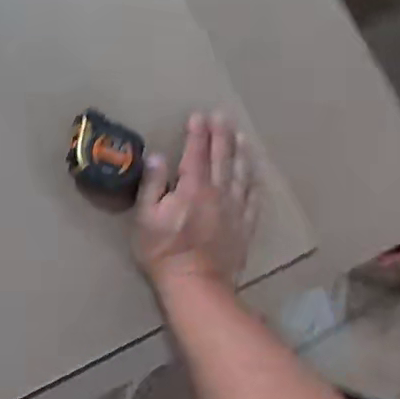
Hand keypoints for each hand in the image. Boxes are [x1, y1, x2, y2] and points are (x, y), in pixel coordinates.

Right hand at [131, 111, 259, 288]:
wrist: (196, 283)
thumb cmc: (162, 250)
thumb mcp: (145, 217)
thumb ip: (151, 185)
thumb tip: (156, 156)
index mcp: (191, 188)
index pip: (195, 154)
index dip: (197, 133)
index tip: (198, 115)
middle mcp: (218, 192)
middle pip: (221, 158)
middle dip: (220, 135)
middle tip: (222, 116)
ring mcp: (235, 208)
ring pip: (241, 173)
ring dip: (240, 152)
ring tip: (241, 136)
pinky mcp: (245, 225)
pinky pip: (253, 196)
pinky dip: (254, 180)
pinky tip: (254, 173)